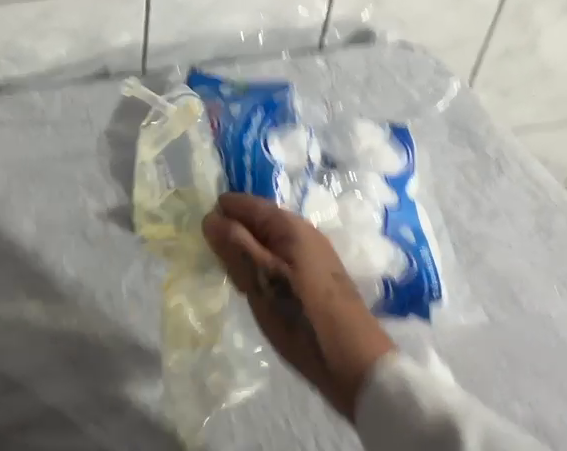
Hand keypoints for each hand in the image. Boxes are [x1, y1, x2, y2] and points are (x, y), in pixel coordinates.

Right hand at [203, 192, 395, 419]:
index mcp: (288, 224)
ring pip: (264, 245)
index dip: (220, 220)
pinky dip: (264, 274)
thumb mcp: (259, 279)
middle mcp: (302, 231)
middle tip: (231, 275)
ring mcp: (312, 255)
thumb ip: (233, 243)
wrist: (357, 366)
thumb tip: (210, 216)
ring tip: (246, 290)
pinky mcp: (317, 278)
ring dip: (248, 261)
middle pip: (252, 222)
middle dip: (233, 243)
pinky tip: (264, 299)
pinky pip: (278, 262)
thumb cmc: (302, 318)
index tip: (212, 250)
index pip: (239, 202)